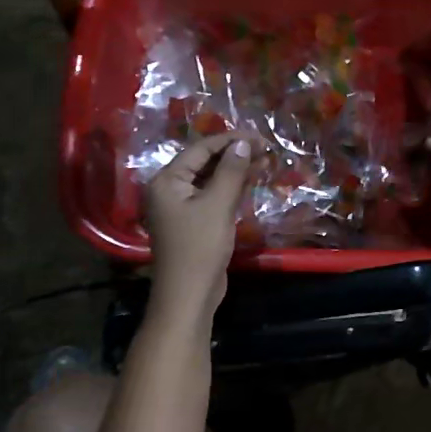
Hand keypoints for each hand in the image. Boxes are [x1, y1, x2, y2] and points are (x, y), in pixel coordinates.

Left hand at [146, 132, 258, 317]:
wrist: (189, 294)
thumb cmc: (200, 246)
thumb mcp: (218, 205)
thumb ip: (231, 171)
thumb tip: (243, 144)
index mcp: (167, 180)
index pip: (200, 149)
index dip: (230, 140)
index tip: (258, 137)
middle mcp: (168, 189)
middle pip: (203, 162)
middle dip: (233, 155)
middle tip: (264, 149)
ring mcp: (179, 207)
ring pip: (209, 180)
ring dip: (233, 171)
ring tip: (262, 162)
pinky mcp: (191, 222)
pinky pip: (210, 197)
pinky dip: (229, 189)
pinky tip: (249, 184)